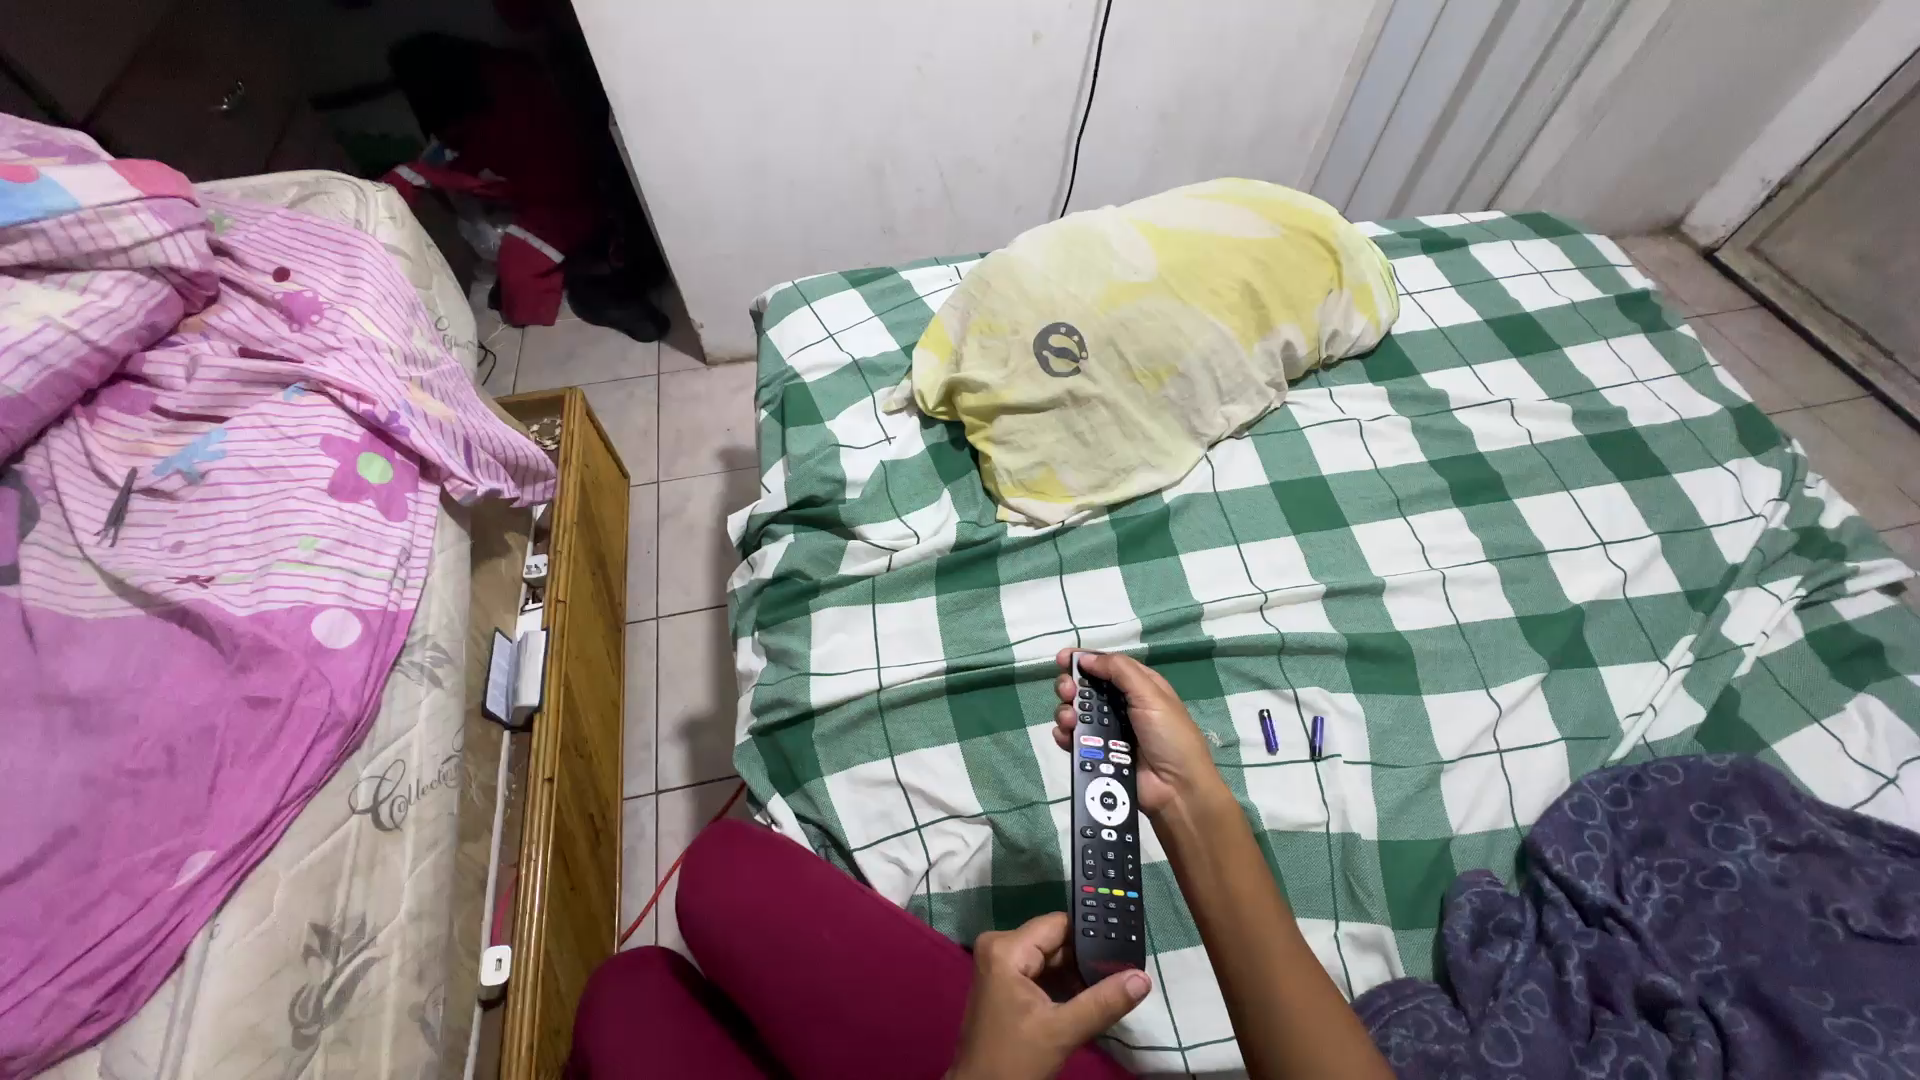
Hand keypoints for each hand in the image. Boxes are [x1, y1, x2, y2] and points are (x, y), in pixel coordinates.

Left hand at [947, 913, 1150, 1079]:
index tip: (1123, 945)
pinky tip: (1085, 995)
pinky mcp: (1002, 979)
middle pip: (1054, 940)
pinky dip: (1061, 982)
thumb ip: (1103, 1002)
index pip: (1057, 925)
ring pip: (1049, 956)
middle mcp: (999, 945)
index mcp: (1006, 948)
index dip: (1091, 934)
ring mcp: (999, 962)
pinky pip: (1039, 969)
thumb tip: (1142, 978)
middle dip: (1085, 958)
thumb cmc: (1014, 1061)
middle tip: (1122, 970)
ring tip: (1109, 984)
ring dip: (1075, 973)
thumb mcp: (1062, 1032)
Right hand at [1052, 649, 1223, 815]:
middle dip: (1070, 685)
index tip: (1062, 659)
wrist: (1176, 789)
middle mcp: (1120, 706)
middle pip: (1085, 688)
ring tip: (1070, 720)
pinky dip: (1065, 735)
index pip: (1106, 665)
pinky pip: (1074, 739)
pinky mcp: (1098, 754)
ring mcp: (1108, 731)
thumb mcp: (1151, 695)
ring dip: (1066, 711)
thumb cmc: (1169, 737)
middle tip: (1066, 691)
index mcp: (1138, 686)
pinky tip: (1066, 736)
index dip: (1084, 660)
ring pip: (1075, 713)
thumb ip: (1119, 671)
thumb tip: (1086, 659)